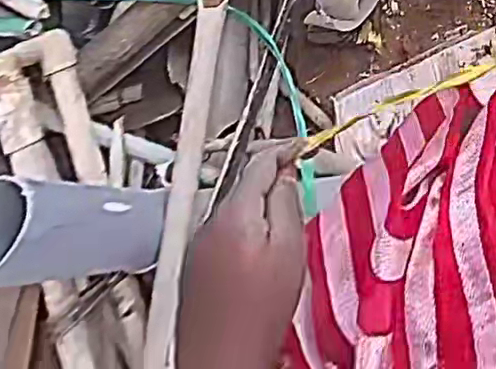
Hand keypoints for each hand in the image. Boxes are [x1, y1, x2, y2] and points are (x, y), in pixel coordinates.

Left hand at [176, 141, 306, 368]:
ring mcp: (199, 245)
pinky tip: (258, 258)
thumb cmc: (260, 312)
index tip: (300, 147)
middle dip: (270, 182)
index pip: (259, 163)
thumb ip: (287, 202)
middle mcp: (209, 221)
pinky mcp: (195, 267)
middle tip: (297, 189)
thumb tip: (285, 174)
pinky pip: (223, 233)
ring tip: (281, 230)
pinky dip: (243, 231)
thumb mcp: (289, 248)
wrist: (222, 363)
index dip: (283, 150)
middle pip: (245, 185)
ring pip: (234, 209)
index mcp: (233, 212)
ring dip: (256, 208)